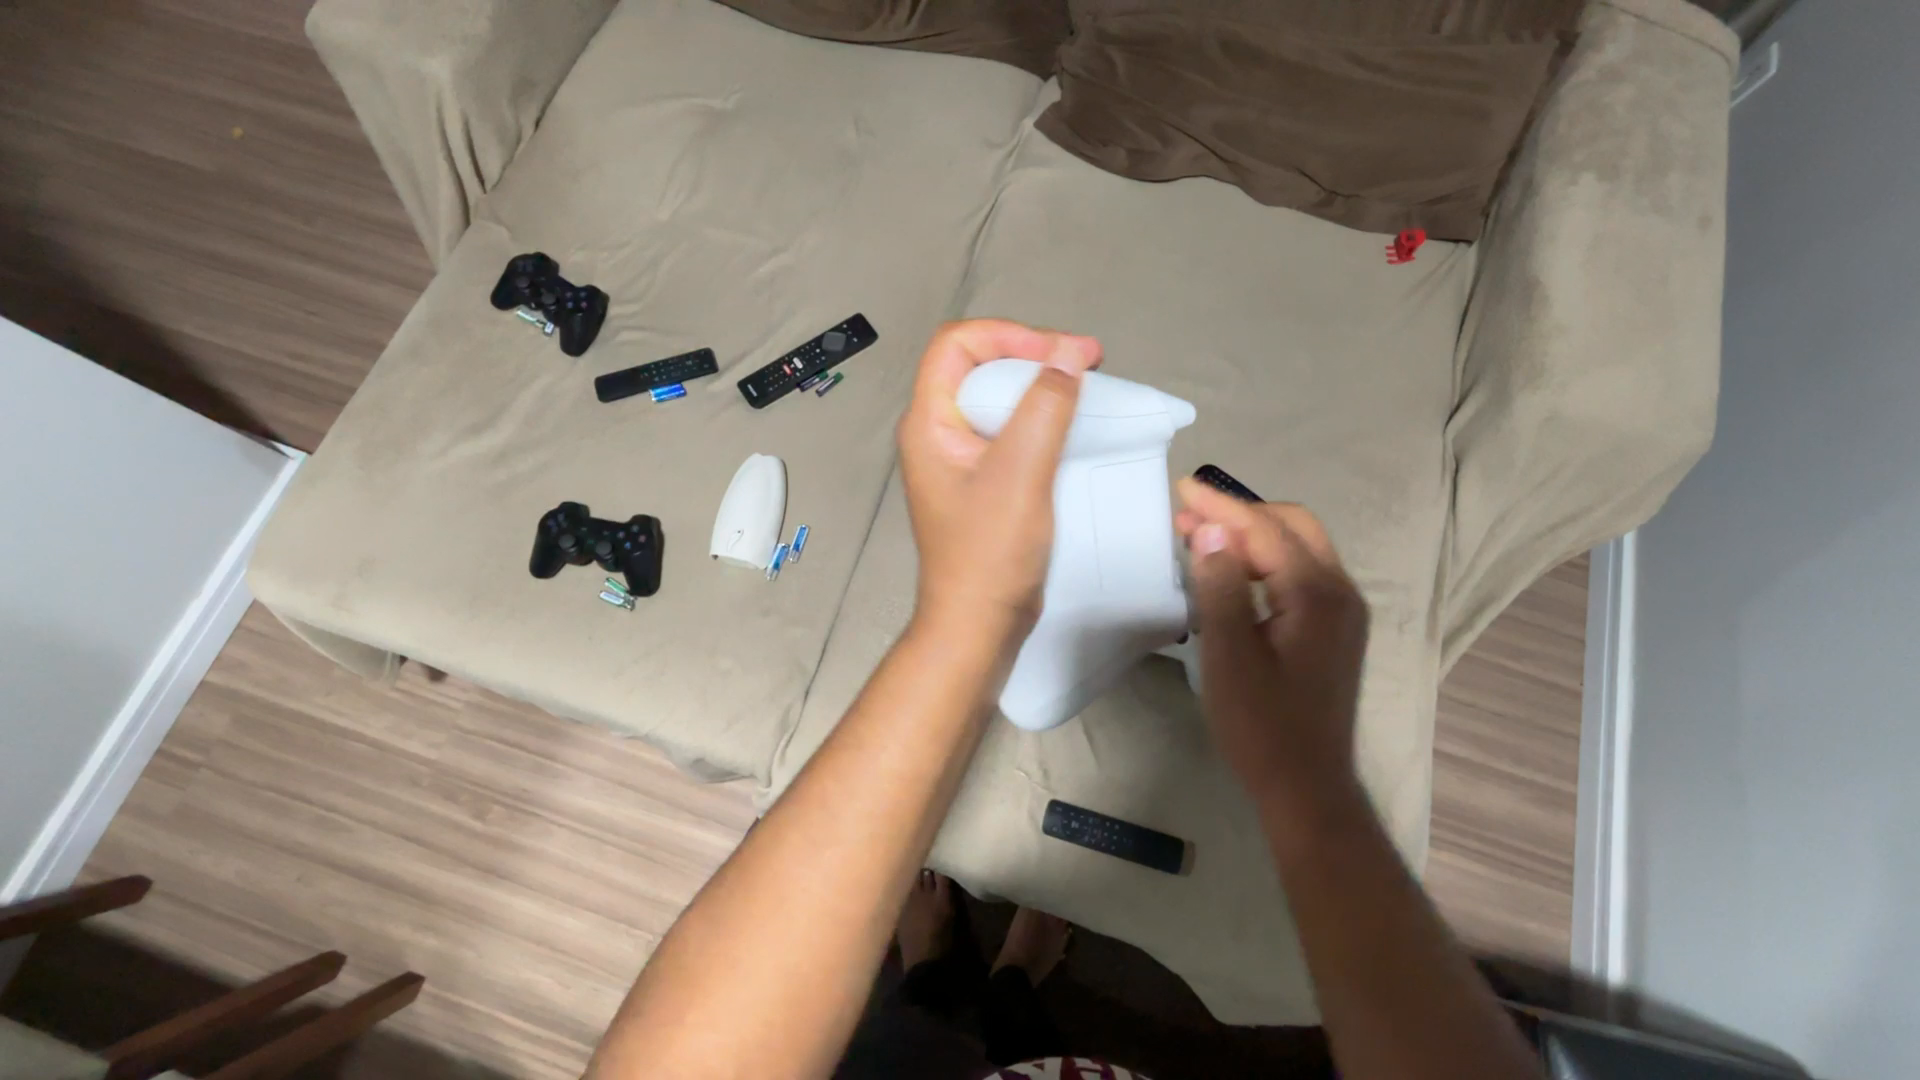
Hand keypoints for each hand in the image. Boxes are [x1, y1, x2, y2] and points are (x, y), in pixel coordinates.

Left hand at [897, 320, 1101, 648]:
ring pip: (998, 399)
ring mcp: (959, 459)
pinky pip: (1009, 431)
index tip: (1063, 352)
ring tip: (1087, 388)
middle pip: (979, 366)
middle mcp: (938, 432)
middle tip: (1086, 363)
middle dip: (1032, 354)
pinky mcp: (982, 481)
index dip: (1009, 334)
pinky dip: (1041, 419)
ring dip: (1041, 387)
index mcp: (929, 422)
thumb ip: (1044, 407)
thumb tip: (1069, 355)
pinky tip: (1073, 425)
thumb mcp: (1021, 472)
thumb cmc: (990, 551)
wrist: (980, 623)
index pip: (957, 345)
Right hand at [1175, 480, 1370, 815]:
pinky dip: (1262, 561)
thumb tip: (1211, 530)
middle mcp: (1340, 593)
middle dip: (1238, 513)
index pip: (1265, 530)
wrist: (1306, 786)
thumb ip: (1221, 588)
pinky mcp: (1332, 630)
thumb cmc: (1262, 725)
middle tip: (1187, 514)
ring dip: (1249, 536)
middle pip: (1291, 527)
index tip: (1180, 487)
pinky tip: (1229, 571)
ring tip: (1198, 536)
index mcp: (1317, 595)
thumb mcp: (1230, 656)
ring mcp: (1341, 612)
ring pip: (1296, 549)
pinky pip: (1298, 574)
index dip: (1220, 506)